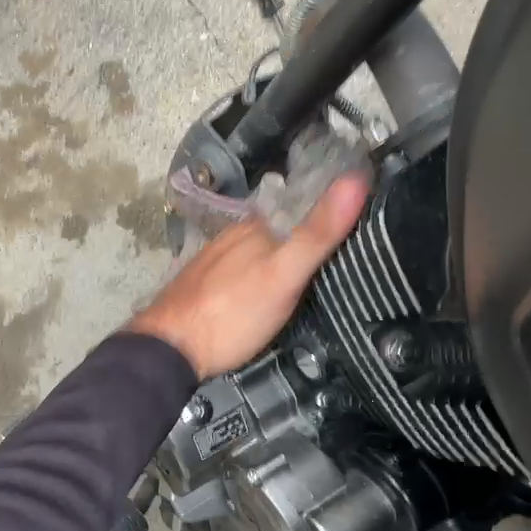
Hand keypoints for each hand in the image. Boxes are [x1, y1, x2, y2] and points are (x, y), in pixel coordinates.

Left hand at [125, 173, 370, 379]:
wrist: (168, 351)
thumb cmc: (230, 314)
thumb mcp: (283, 275)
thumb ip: (317, 234)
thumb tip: (357, 178)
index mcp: (252, 229)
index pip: (301, 214)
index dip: (330, 223)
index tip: (361, 236)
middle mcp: (229, 240)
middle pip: (278, 238)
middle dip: (302, 247)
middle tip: (341, 267)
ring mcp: (211, 265)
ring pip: (257, 259)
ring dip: (279, 266)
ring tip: (308, 285)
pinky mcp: (201, 291)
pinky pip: (239, 280)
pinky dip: (256, 284)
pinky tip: (264, 299)